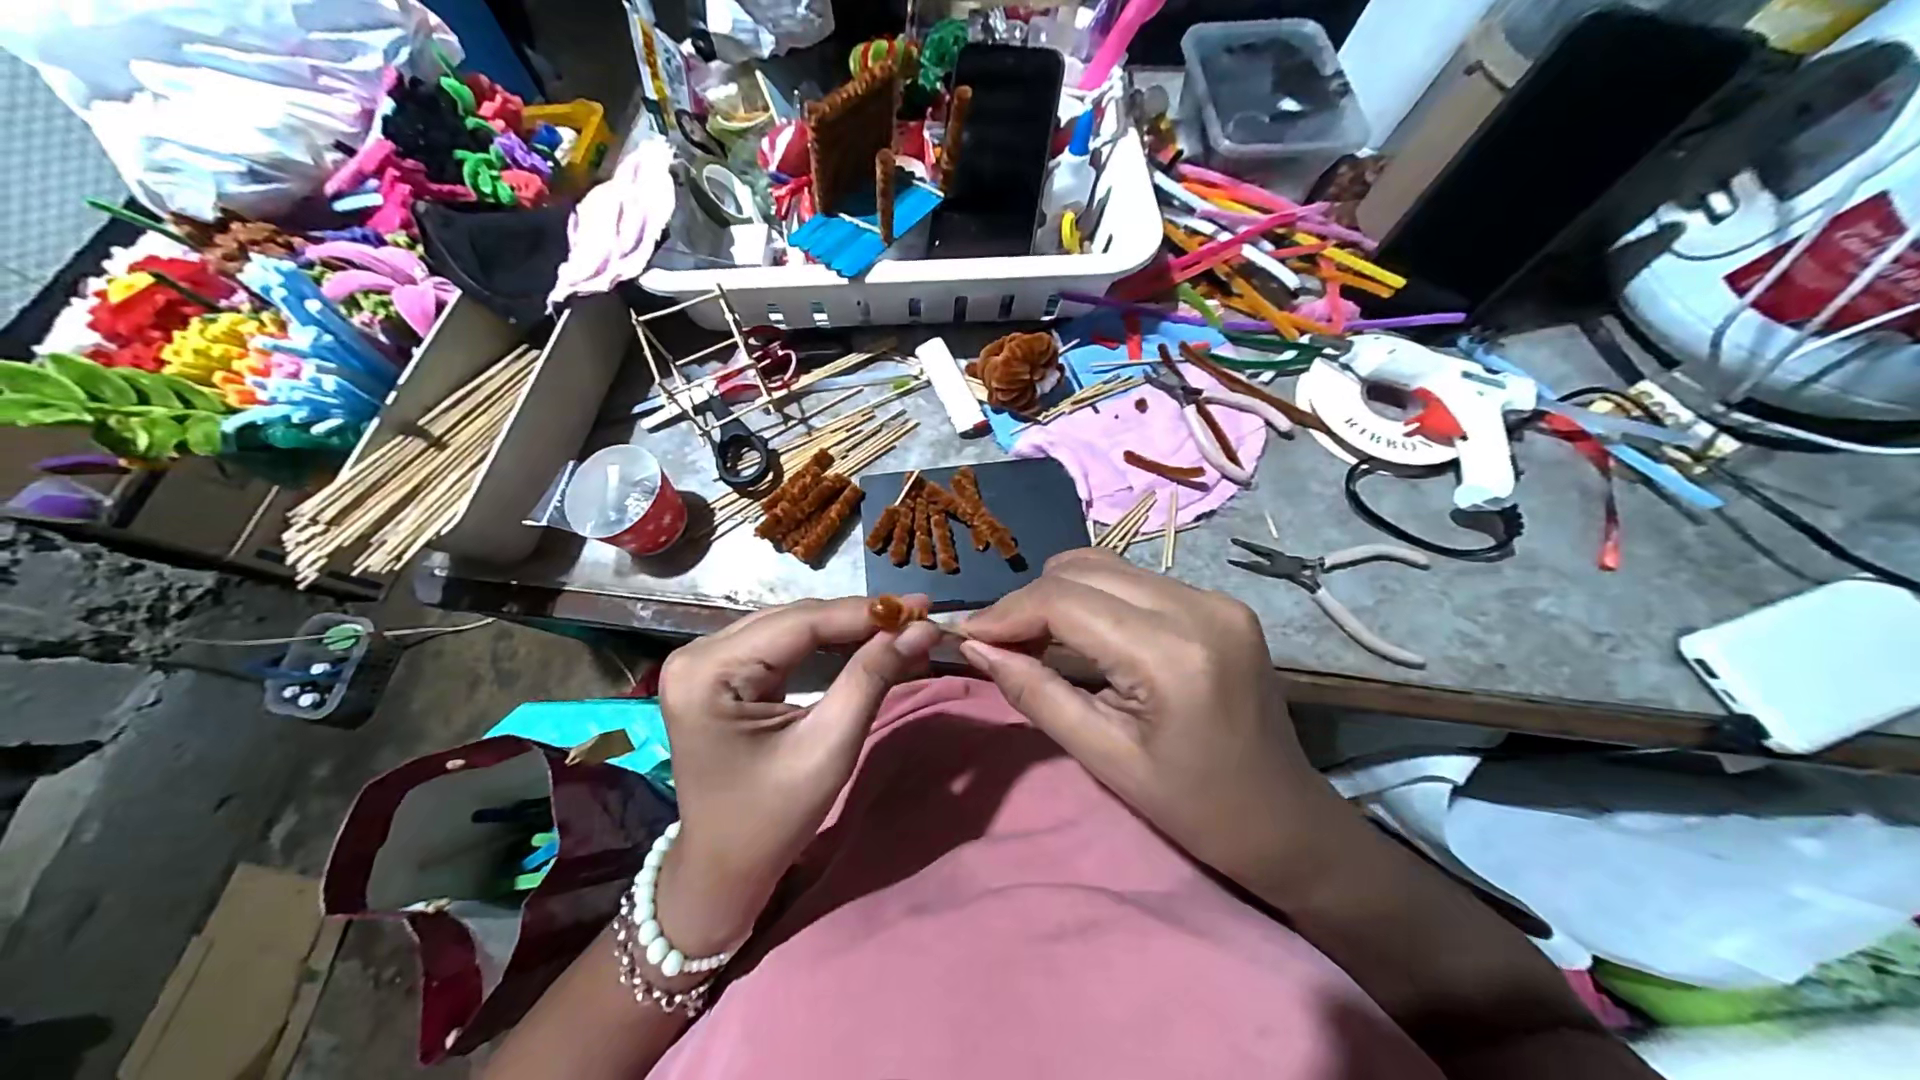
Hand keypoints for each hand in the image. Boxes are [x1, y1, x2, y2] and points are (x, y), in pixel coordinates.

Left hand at [654, 597, 941, 958]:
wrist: (725, 866)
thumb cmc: (772, 818)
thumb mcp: (828, 748)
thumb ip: (871, 679)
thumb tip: (921, 631)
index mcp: (709, 672)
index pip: (800, 623)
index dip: (865, 612)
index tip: (922, 607)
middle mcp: (698, 654)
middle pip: (795, 619)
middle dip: (859, 620)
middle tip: (918, 619)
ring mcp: (705, 661)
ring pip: (791, 627)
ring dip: (847, 629)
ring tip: (900, 629)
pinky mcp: (719, 672)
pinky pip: (781, 645)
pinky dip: (826, 645)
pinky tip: (864, 642)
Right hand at [957, 550, 1335, 885]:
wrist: (1285, 819)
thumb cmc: (1193, 806)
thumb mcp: (1104, 757)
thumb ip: (1035, 693)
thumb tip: (976, 647)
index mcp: (1172, 653)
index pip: (1065, 601)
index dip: (1006, 612)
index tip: (967, 635)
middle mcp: (1199, 606)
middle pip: (1083, 569)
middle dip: (1029, 601)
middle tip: (998, 643)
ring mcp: (1215, 598)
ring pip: (1106, 566)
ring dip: (1060, 596)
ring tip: (1035, 639)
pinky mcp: (1219, 602)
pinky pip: (1135, 581)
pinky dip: (1094, 599)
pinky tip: (1082, 636)